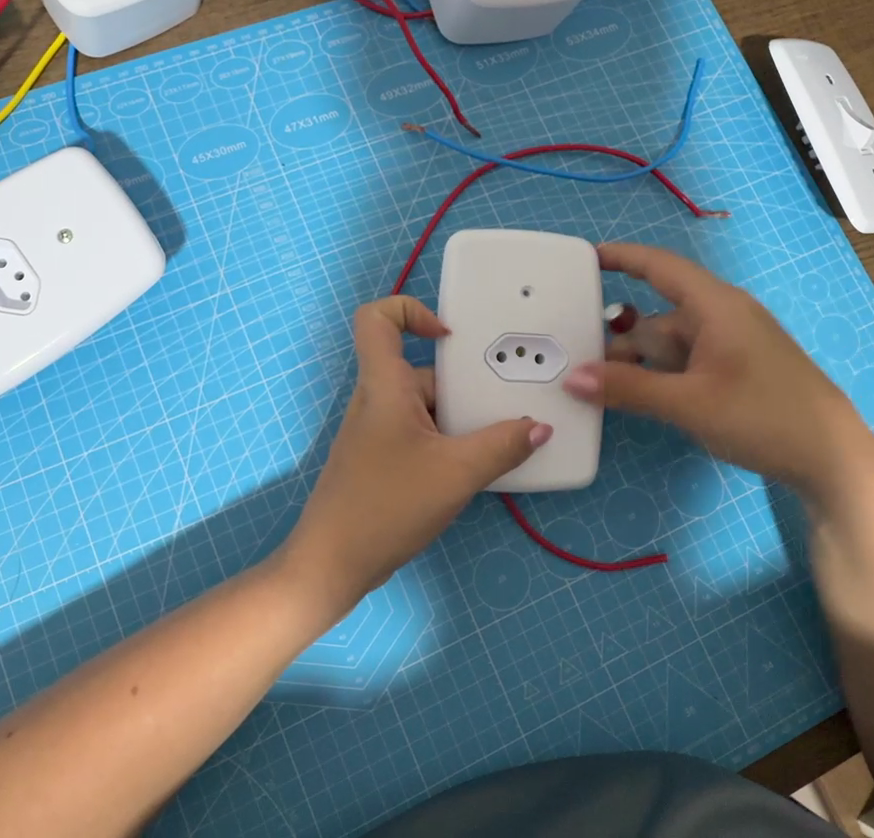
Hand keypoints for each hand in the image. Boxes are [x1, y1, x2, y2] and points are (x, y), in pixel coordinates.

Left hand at [278, 296, 551, 611]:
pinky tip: (477, 466)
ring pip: (425, 406)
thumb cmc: (387, 505)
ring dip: (461, 418)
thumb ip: (502, 447)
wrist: (333, 563)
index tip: (449, 338)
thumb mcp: (456, 474)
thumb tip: (540, 427)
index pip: (377, 318)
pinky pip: (420, 434)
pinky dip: (448, 441)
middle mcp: (377, 400)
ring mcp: (377, 432)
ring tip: (503, 435)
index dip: (411, 310)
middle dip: (463, 382)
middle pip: (420, 370)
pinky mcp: (381, 460)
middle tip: (507, 398)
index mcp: (383, 385)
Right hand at [563, 243, 873, 491]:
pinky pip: (683, 363)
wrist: (832, 460)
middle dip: (619, 336)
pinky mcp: (734, 373)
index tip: (584, 258)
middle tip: (575, 355)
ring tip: (597, 387)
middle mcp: (721, 318)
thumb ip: (628, 388)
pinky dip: (656, 375)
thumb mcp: (688, 403)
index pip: (660, 267)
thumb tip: (573, 378)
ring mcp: (729, 347)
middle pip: (656, 315)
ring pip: (667, 344)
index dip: (621, 257)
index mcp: (715, 307)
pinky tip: (633, 397)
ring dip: (636, 362)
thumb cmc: (765, 416)